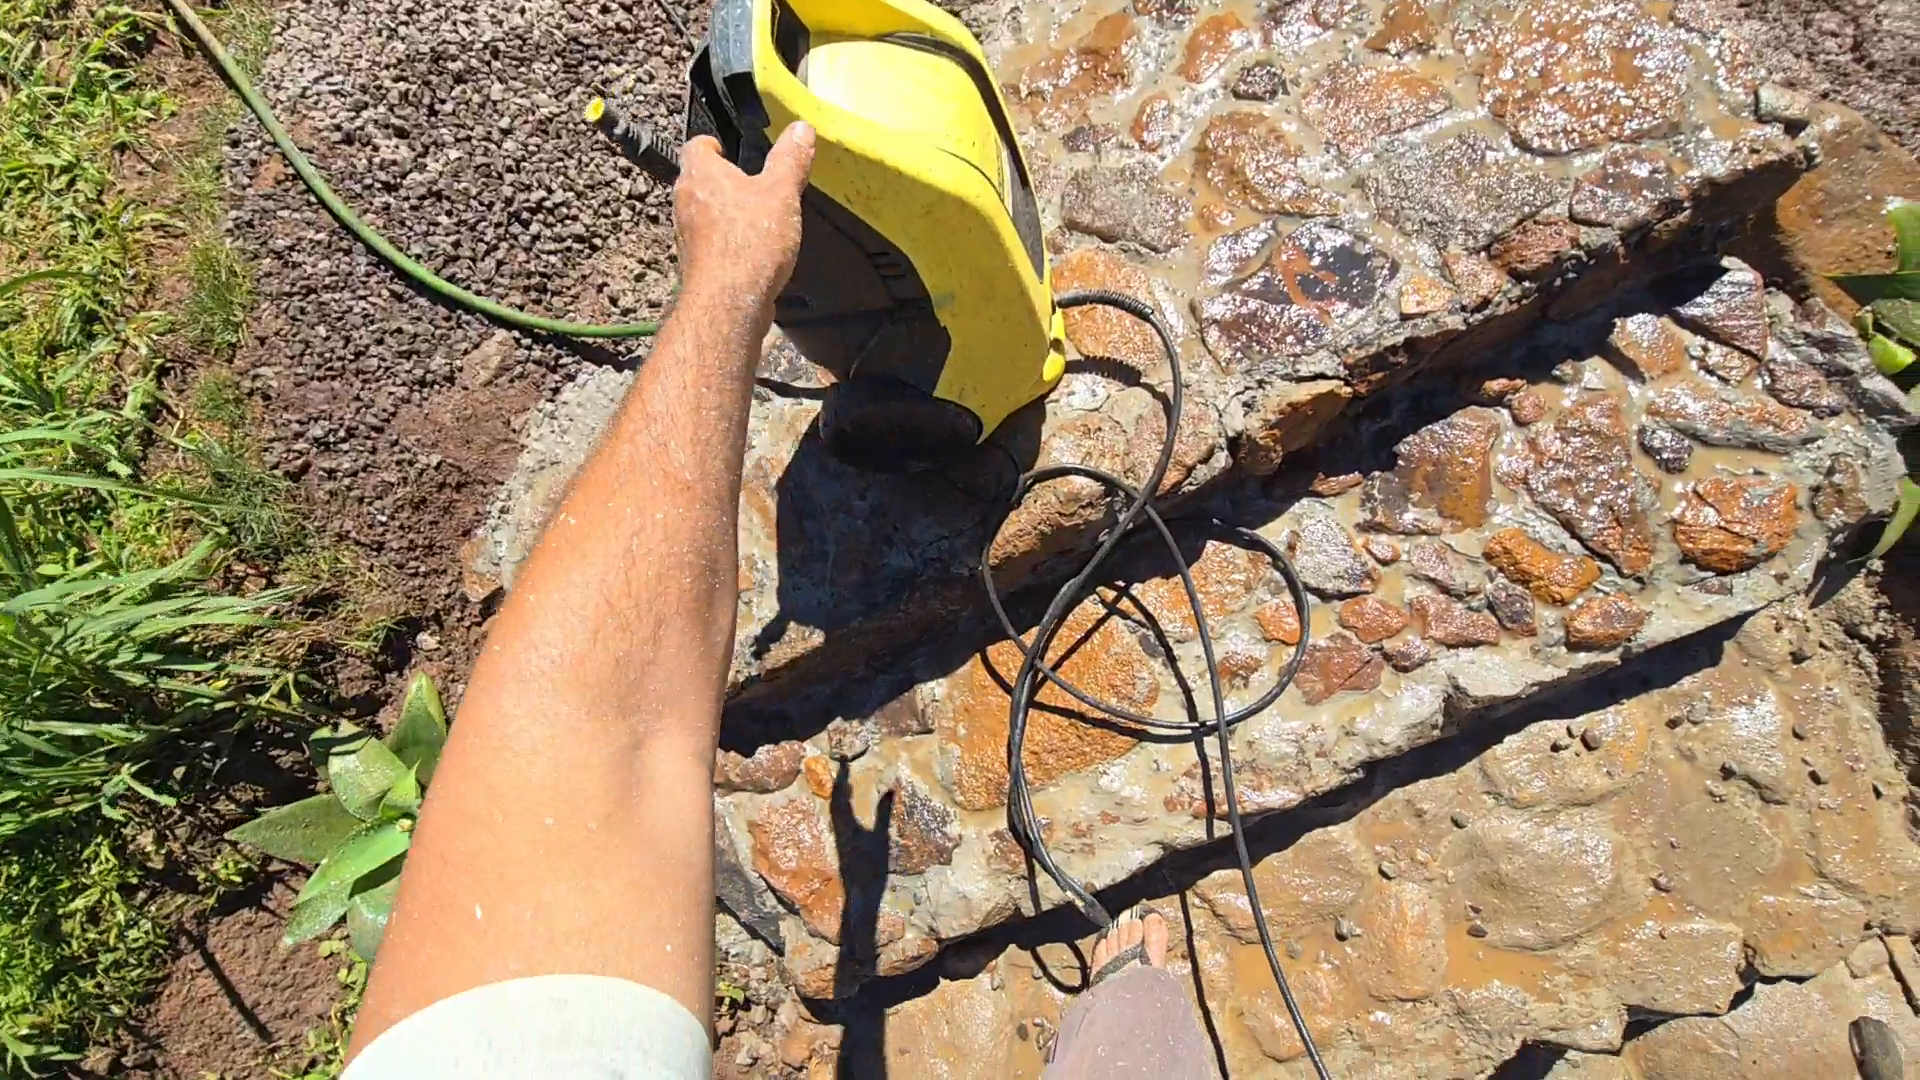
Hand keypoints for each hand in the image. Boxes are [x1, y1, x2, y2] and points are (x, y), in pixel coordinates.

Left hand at [673, 122, 814, 321]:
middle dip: (723, 183)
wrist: (729, 302)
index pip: (698, 145)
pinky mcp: (696, 266)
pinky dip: (727, 246)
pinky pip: (712, 246)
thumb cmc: (752, 242)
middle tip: (752, 189)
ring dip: (725, 216)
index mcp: (701, 173)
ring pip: (704, 215)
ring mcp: (687, 236)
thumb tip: (802, 128)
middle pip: (700, 181)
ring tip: (754, 224)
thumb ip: (791, 160)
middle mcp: (685, 200)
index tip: (732, 152)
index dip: (715, 145)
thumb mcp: (782, 194)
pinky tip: (751, 257)